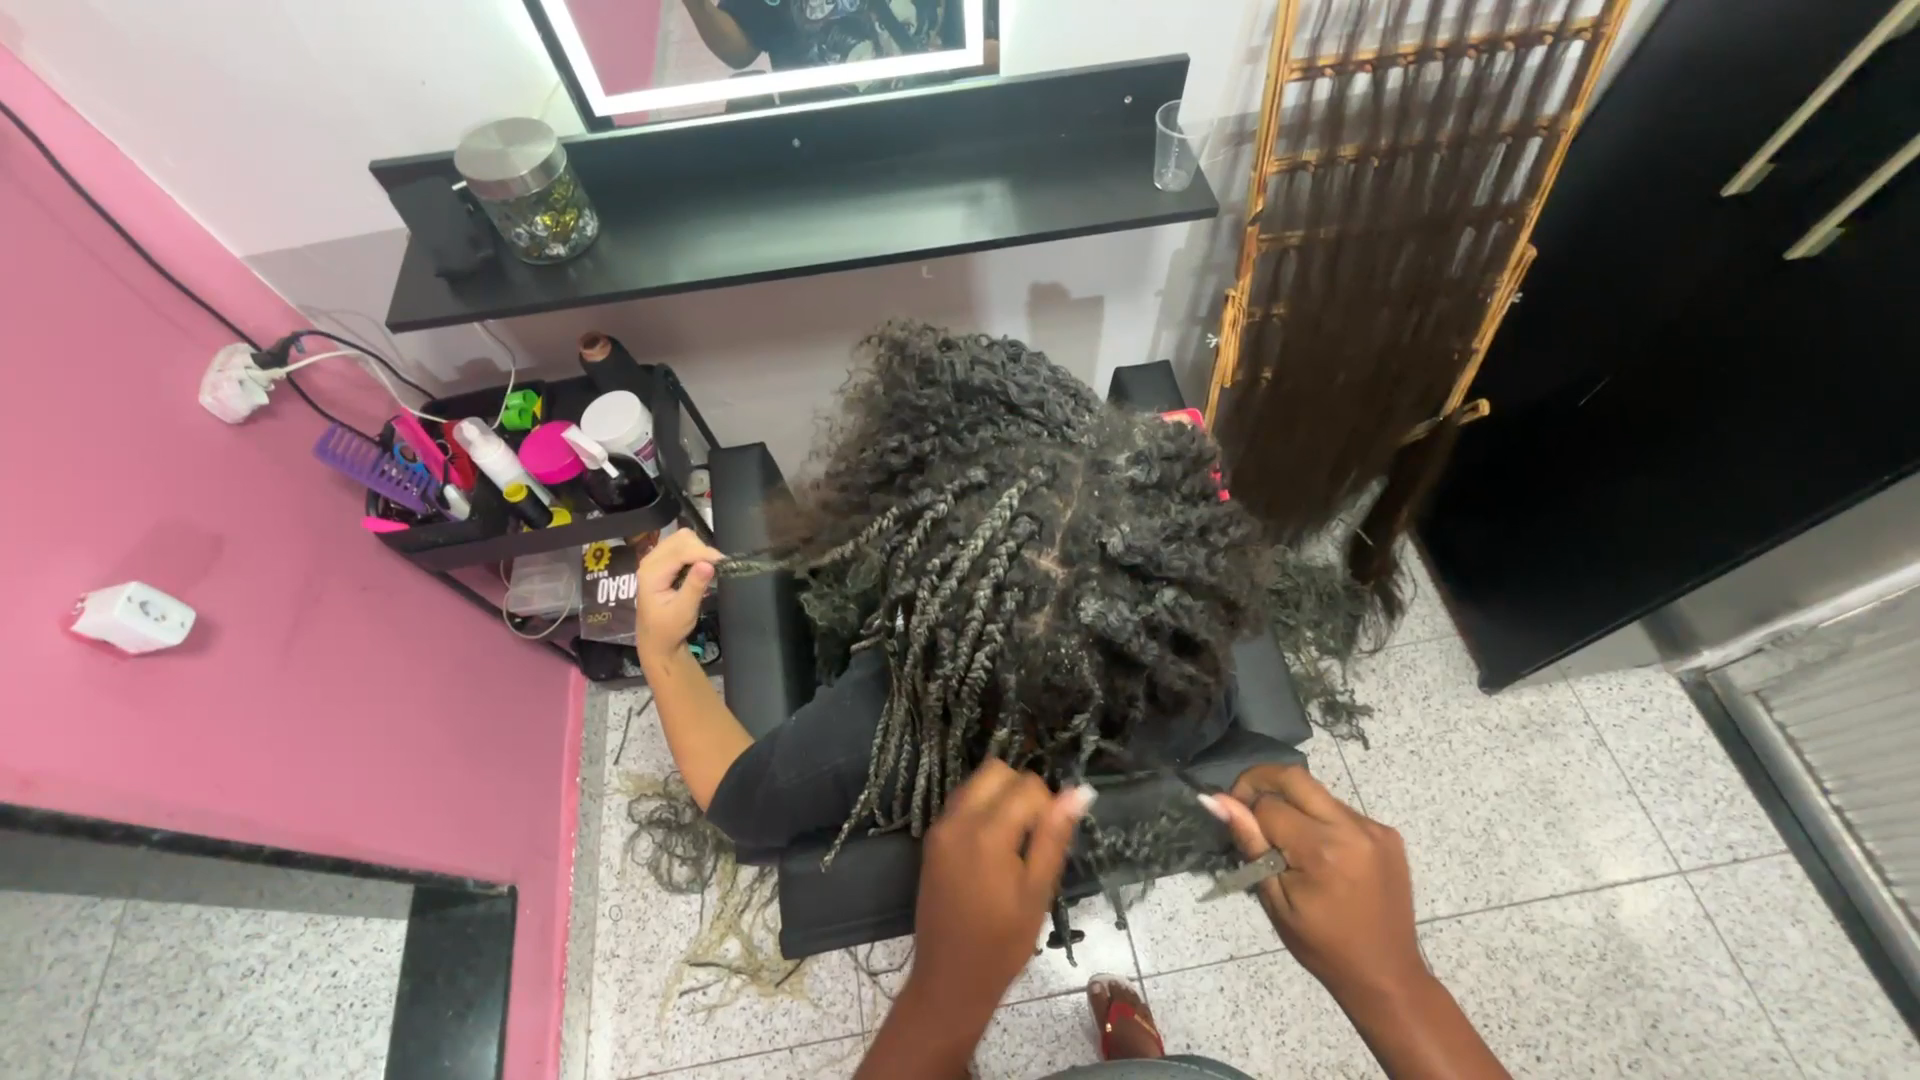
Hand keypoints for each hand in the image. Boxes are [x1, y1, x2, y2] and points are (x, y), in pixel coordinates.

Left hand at [634, 529, 724, 665]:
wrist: (657, 640)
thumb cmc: (669, 629)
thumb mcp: (684, 611)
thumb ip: (694, 586)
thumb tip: (708, 564)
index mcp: (651, 573)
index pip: (680, 551)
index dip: (703, 553)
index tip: (723, 563)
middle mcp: (650, 561)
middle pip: (680, 538)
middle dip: (701, 549)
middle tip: (716, 567)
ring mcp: (655, 560)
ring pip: (682, 539)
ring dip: (699, 549)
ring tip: (709, 568)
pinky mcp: (662, 562)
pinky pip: (681, 546)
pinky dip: (695, 552)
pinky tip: (700, 567)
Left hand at [906, 762, 1094, 1017]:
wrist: (950, 978)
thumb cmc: (1002, 943)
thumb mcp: (1038, 891)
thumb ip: (1054, 836)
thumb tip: (1079, 792)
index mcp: (987, 833)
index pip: (1027, 785)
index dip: (1048, 805)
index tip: (1051, 838)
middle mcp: (957, 820)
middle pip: (996, 770)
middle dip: (1022, 790)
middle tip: (1034, 833)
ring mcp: (940, 828)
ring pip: (975, 783)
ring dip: (1000, 796)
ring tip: (1015, 841)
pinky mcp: (932, 840)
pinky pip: (960, 803)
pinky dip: (981, 809)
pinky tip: (994, 847)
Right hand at [1205, 764, 1424, 999]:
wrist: (1387, 974)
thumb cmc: (1322, 946)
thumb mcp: (1275, 900)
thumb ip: (1249, 843)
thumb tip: (1216, 800)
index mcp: (1322, 851)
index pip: (1268, 804)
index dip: (1244, 809)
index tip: (1236, 827)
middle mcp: (1352, 829)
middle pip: (1294, 777)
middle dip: (1261, 781)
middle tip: (1245, 805)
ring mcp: (1374, 828)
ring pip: (1317, 791)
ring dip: (1292, 801)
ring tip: (1285, 839)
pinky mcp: (1387, 833)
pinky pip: (1340, 808)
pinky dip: (1318, 817)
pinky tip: (1317, 850)